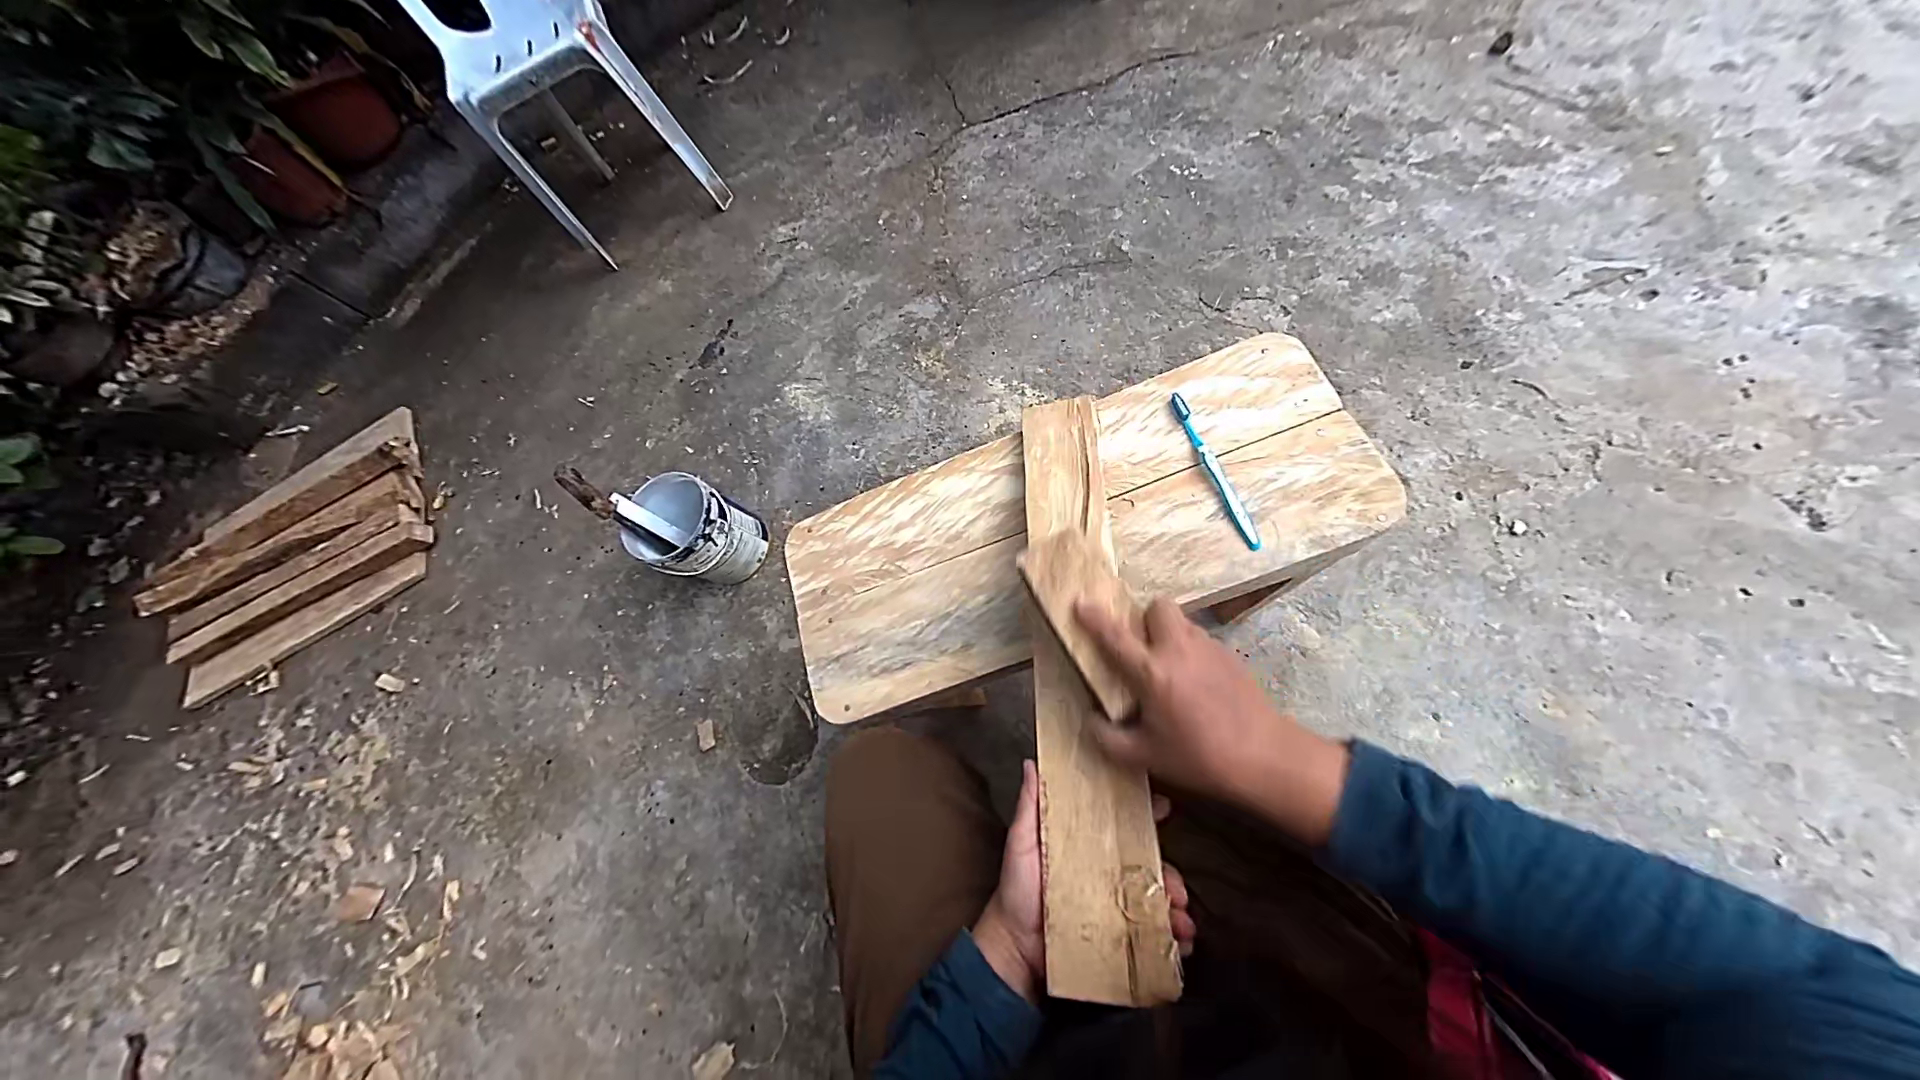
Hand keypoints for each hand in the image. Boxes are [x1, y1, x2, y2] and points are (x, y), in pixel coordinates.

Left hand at [973, 761, 1195, 1001]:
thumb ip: (1030, 806)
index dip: (1146, 813)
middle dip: (1170, 874)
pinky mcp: (1118, 934)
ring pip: (1156, 899)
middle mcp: (1106, 870)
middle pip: (1149, 864)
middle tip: (1175, 888)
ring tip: (1179, 920)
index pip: (1122, 823)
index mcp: (1088, 844)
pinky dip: (1172, 938)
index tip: (1162, 807)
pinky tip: (1178, 943)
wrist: (1014, 945)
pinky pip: (1153, 934)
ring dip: (1176, 908)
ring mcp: (1114, 903)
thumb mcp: (1022, 842)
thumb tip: (1032, 765)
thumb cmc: (1016, 889)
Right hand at [1073, 597, 1350, 845]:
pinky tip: (1198, 685)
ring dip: (1168, 634)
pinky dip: (1191, 652)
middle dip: (1145, 618)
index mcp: (1151, 673)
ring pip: (1181, 621)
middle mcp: (1178, 650)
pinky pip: (1201, 640)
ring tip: (1170, 669)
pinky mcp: (1230, 655)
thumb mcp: (1146, 758)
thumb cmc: (1200, 758)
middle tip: (1142, 648)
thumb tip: (1091, 720)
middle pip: (1157, 606)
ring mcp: (1208, 648)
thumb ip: (1108, 739)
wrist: (1266, 757)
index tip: (1079, 602)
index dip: (1093, 618)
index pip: (1114, 637)